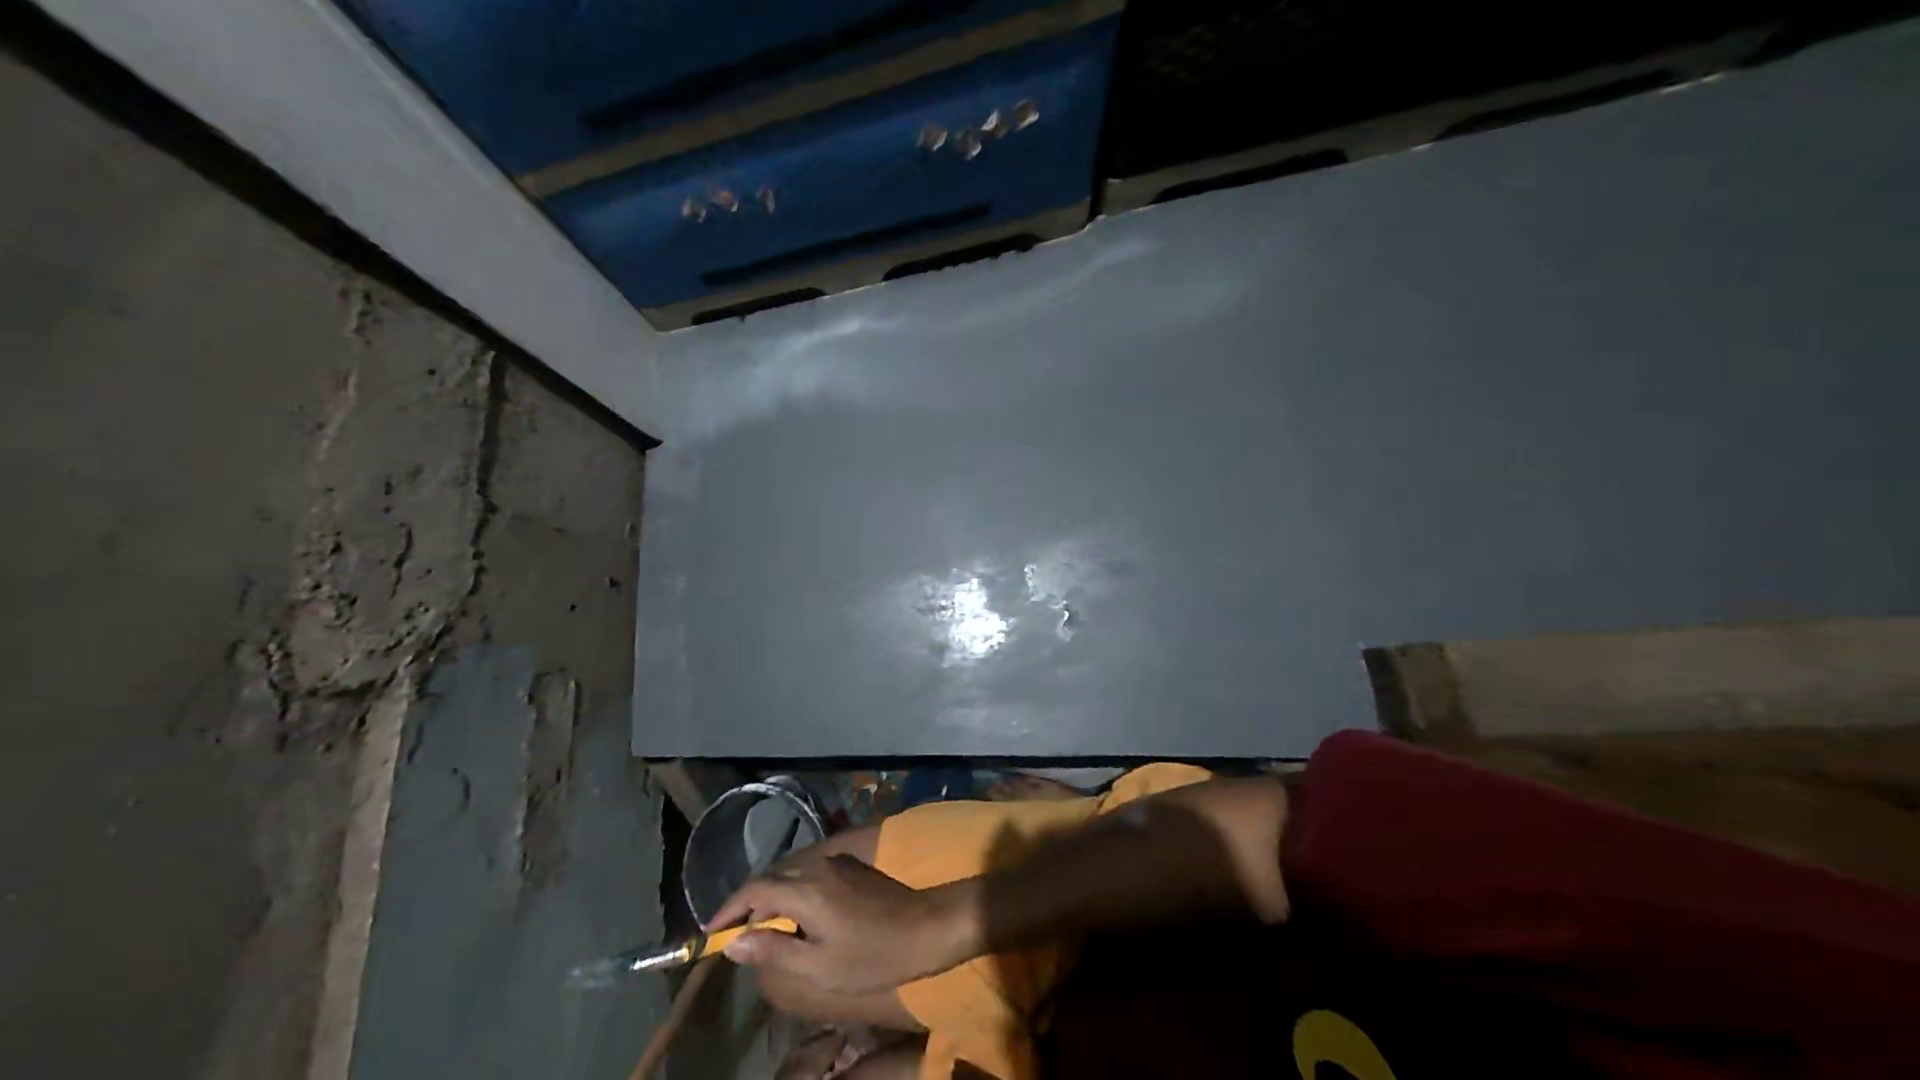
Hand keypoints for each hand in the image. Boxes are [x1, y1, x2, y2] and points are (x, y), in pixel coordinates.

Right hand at [710, 854, 978, 995]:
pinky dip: (792, 888)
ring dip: (772, 894)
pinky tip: (796, 912)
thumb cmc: (871, 955)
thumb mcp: (818, 966)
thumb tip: (736, 942)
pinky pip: (809, 870)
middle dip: (749, 901)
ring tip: (762, 925)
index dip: (730, 908)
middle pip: (771, 876)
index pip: (755, 889)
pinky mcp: (850, 866)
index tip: (713, 930)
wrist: (924, 928)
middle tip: (736, 932)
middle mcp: (817, 866)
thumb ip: (774, 951)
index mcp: (805, 890)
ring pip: (791, 871)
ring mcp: (836, 862)